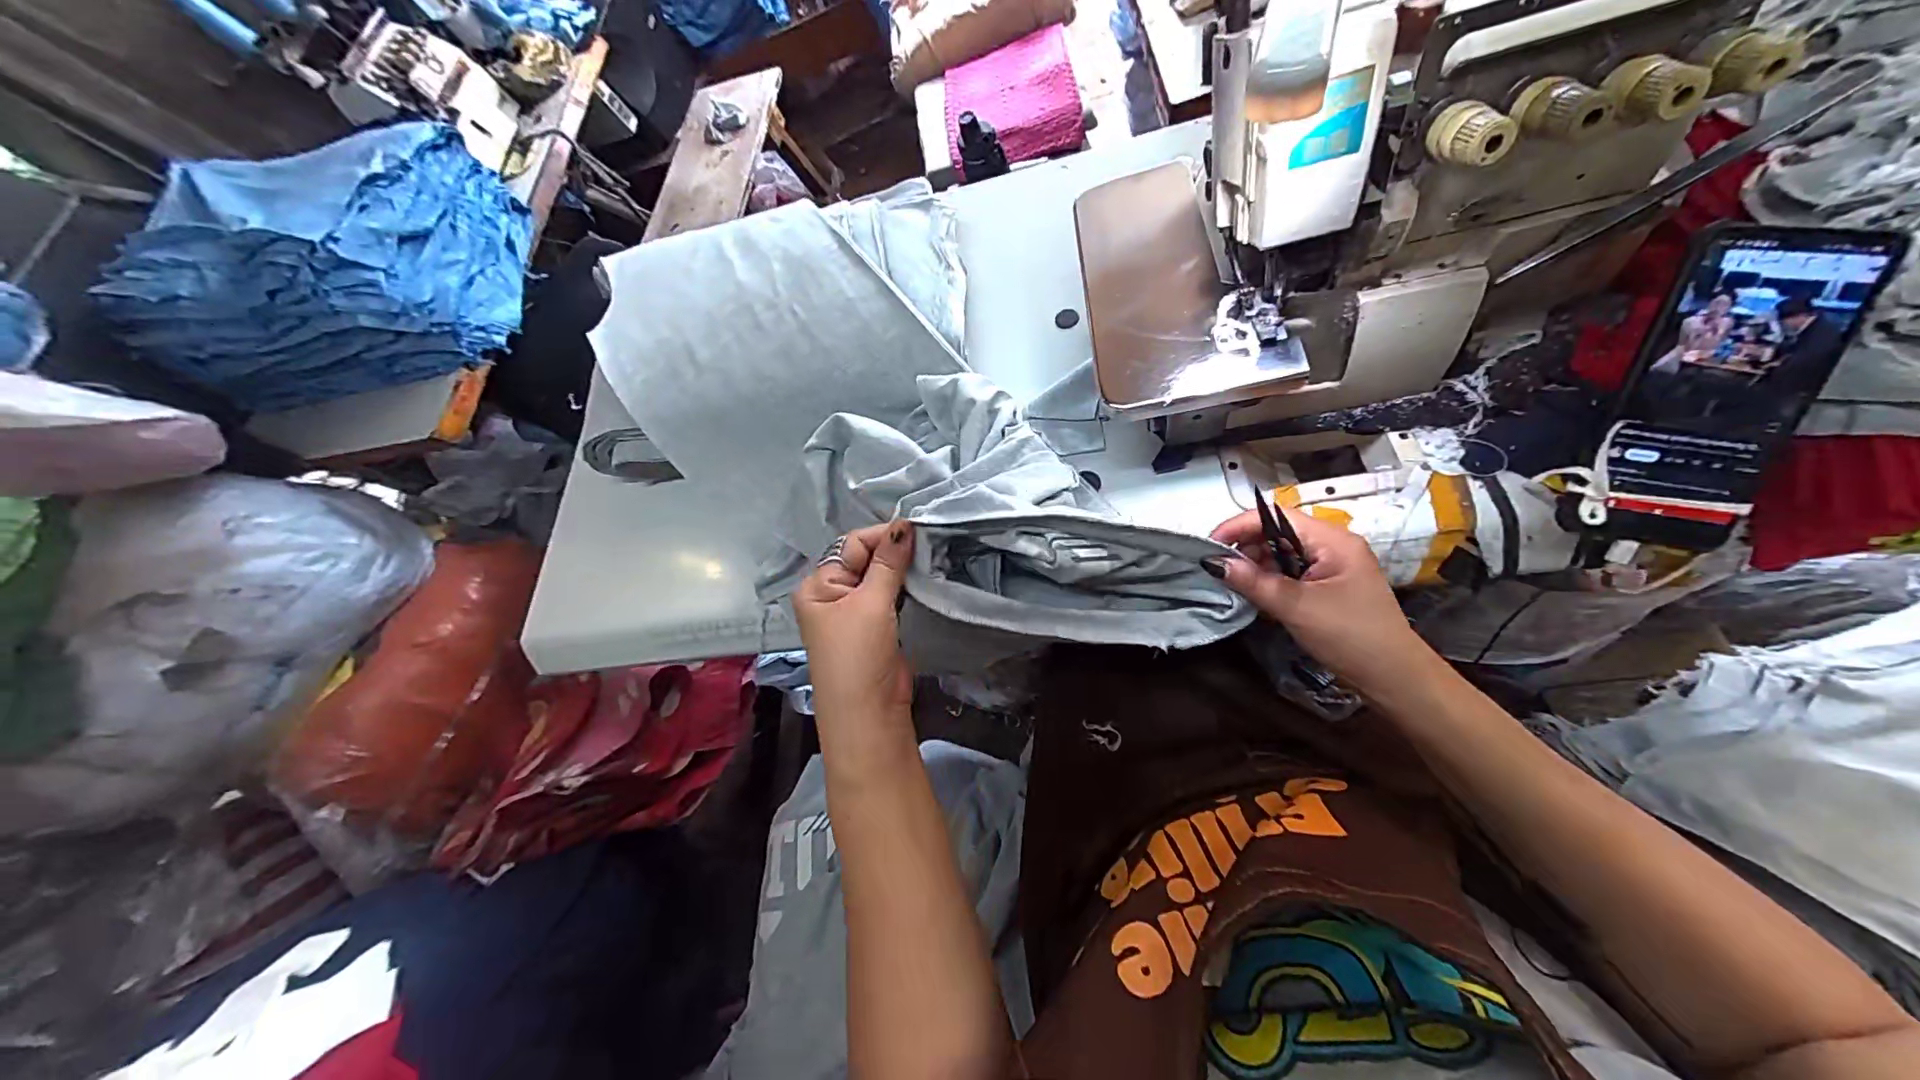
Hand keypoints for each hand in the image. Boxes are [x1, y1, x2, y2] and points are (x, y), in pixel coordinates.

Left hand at [794, 521, 915, 721]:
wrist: (869, 714)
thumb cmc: (859, 655)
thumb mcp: (871, 604)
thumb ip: (888, 562)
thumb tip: (903, 524)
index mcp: (817, 585)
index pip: (852, 545)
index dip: (883, 536)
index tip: (917, 531)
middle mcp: (832, 594)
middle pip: (866, 559)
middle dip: (895, 552)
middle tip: (930, 544)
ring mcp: (854, 612)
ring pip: (881, 578)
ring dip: (903, 570)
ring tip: (931, 559)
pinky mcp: (876, 627)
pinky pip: (891, 596)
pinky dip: (907, 588)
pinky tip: (925, 580)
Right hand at [1206, 505, 1432, 694]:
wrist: (1394, 676)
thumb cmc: (1349, 635)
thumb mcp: (1296, 607)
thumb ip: (1254, 581)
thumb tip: (1213, 562)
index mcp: (1332, 540)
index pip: (1276, 517)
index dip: (1239, 526)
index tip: (1209, 545)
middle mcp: (1333, 546)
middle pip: (1278, 532)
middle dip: (1246, 547)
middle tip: (1220, 569)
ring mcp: (1332, 567)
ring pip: (1282, 553)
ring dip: (1256, 565)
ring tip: (1235, 583)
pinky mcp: (1329, 587)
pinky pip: (1291, 572)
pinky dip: (1270, 580)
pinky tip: (1256, 594)